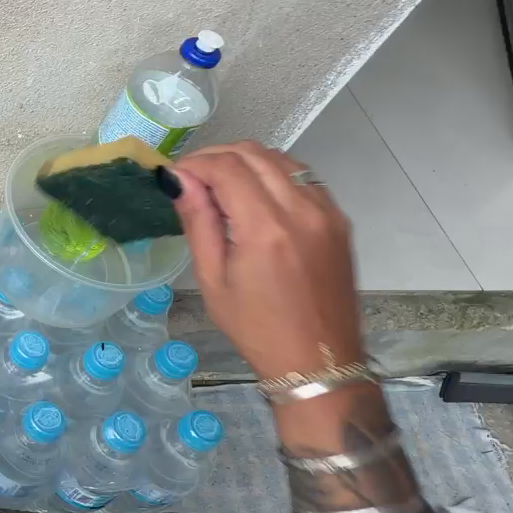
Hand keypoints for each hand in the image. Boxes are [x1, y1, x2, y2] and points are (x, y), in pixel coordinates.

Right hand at [168, 141, 363, 378]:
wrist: (317, 358)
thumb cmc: (254, 325)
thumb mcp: (213, 277)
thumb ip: (198, 221)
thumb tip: (178, 180)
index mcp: (267, 229)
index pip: (227, 168)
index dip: (195, 163)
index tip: (174, 176)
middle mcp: (303, 210)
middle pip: (255, 154)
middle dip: (216, 156)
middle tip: (191, 176)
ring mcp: (327, 211)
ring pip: (281, 159)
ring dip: (245, 161)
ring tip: (218, 184)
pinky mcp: (338, 219)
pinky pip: (302, 177)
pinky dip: (272, 173)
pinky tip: (253, 195)